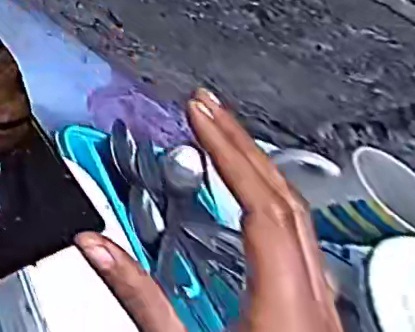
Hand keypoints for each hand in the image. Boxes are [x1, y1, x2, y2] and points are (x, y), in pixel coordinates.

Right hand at [76, 89, 341, 331]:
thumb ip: (140, 298)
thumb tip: (92, 242)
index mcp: (287, 309)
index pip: (260, 205)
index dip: (226, 150)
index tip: (195, 111)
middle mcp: (316, 307)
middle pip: (287, 204)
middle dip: (243, 144)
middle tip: (205, 105)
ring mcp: (322, 317)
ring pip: (300, 224)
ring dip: (258, 170)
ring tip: (223, 138)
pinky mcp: (314, 324)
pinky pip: (297, 246)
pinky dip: (267, 204)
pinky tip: (248, 203)